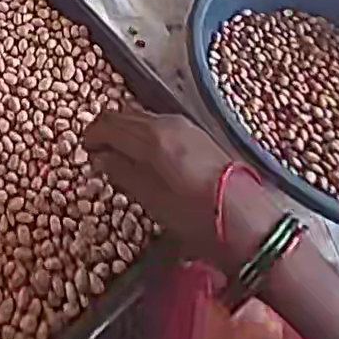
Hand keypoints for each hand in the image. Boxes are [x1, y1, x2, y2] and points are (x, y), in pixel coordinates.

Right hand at [84, 109, 250, 264]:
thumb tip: (101, 157)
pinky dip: (142, 131)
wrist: (253, 224)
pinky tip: (145, 153)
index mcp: (149, 137)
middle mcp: (163, 121)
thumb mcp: (151, 200)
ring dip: (124, 128)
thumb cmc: (197, 217)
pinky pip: (156, 121)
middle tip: (97, 150)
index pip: (107, 123)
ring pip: (139, 115)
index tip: (85, 150)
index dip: (91, 134)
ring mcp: (182, 124)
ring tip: (120, 153)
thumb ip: (121, 172)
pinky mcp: (195, 132)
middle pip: (121, 113)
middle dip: (105, 129)